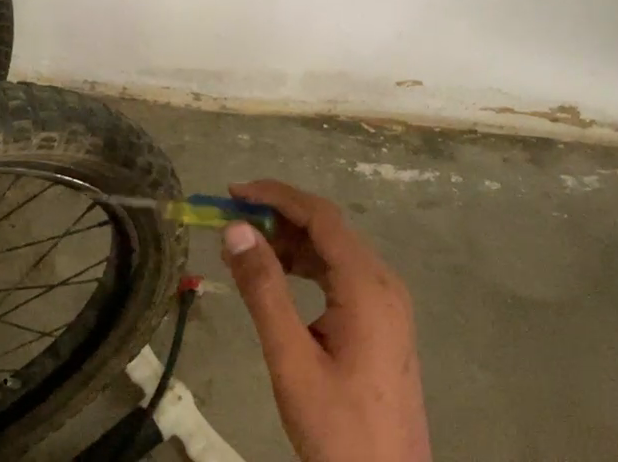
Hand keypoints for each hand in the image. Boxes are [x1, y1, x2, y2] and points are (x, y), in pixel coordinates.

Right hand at [220, 179, 430, 461]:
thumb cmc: (338, 424)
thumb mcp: (291, 358)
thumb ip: (263, 290)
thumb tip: (236, 228)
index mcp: (368, 287)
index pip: (321, 216)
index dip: (275, 195)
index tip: (232, 193)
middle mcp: (384, 285)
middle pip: (328, 228)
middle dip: (278, 215)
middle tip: (230, 221)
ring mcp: (387, 305)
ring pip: (334, 250)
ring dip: (289, 241)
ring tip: (243, 249)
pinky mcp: (382, 324)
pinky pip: (341, 274)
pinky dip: (305, 265)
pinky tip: (276, 277)